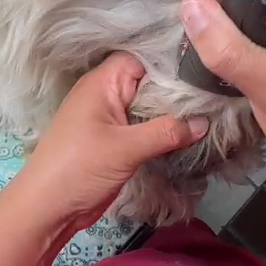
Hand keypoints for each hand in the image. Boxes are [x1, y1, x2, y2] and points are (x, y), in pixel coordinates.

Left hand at [8, 52, 208, 232]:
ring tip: (214, 109)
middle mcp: (107, 94)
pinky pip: (144, 127)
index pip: (144, 56)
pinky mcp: (115, 141)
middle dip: (179, 87)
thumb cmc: (78, 168)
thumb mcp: (126, 148)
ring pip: (148, 106)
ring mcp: (111, 119)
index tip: (207, 64)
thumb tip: (205, 121)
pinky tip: (192, 132)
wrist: (48, 208)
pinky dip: (163, 130)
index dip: (172, 59)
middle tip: (218, 89)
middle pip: (149, 81)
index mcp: (102, 82)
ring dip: (173, 112)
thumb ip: (167, 132)